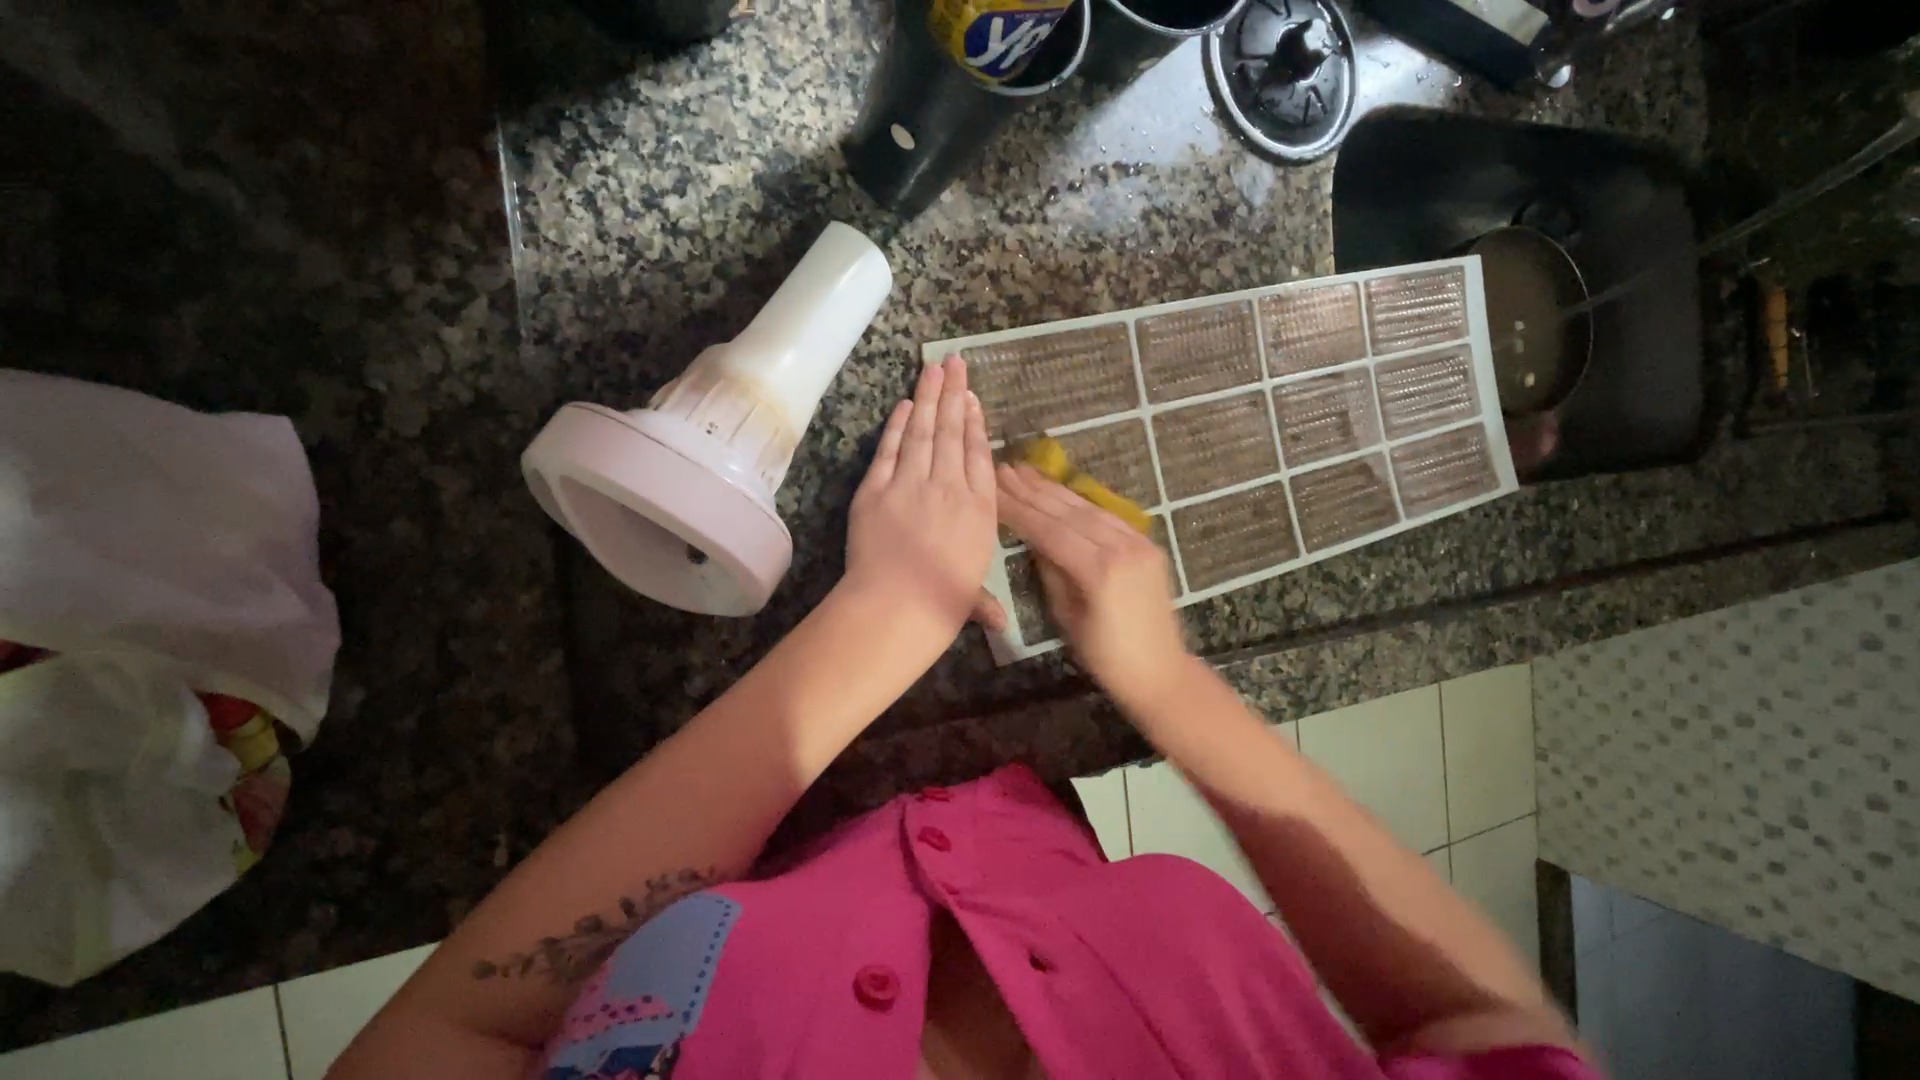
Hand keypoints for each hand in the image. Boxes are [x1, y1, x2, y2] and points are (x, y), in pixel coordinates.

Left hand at [844, 354, 1005, 638]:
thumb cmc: (941, 606)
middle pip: (952, 432)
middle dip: (954, 394)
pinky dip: (897, 425)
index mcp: (980, 510)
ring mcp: (912, 483)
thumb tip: (996, 621)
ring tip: (933, 368)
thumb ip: (983, 599)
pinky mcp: (876, 488)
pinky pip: (890, 449)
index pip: (978, 455)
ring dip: (928, 397)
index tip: (972, 398)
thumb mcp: (972, 599)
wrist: (896, 605)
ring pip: (923, 431)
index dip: (975, 423)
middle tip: (955, 362)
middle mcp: (950, 487)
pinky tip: (904, 405)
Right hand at [995, 464, 1189, 705]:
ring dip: (1054, 489)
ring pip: (1088, 508)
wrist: (1159, 669)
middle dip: (1033, 491)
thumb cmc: (1105, 656)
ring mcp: (1138, 542)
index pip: (1049, 530)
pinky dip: (1080, 502)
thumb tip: (1035, 540)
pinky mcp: (1147, 544)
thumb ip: (1052, 572)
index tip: (993, 491)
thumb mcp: (1067, 616)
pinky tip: (1060, 490)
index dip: (1019, 510)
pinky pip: (1108, 516)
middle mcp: (1121, 548)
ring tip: (1025, 472)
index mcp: (1099, 571)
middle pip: (1068, 512)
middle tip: (1004, 469)